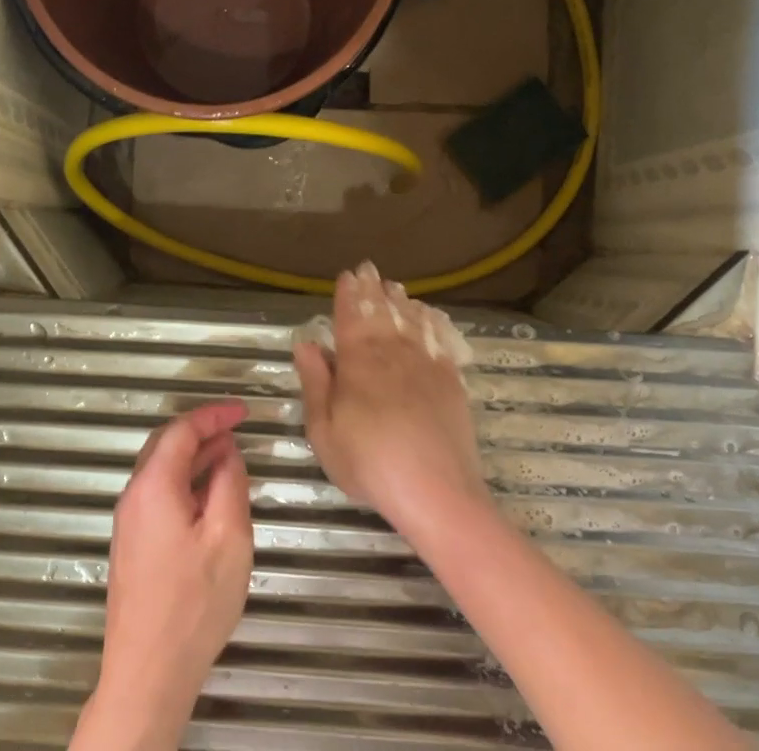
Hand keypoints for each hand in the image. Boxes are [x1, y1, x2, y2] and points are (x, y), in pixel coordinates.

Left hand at [72, 403, 253, 750]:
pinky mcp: (132, 546)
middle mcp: (133, 498)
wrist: (148, 668)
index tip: (243, 411)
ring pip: (160, 472)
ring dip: (194, 458)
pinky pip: (158, 497)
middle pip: (164, 446)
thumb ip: (229, 484)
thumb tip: (227, 454)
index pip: (181, 430)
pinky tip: (209, 498)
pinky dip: (185, 483)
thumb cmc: (194, 602)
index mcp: (154, 486)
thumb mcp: (229, 536)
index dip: (214, 415)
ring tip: (229, 458)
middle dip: (201, 431)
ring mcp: (128, 524)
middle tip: (236, 429)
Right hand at [293, 262, 489, 532]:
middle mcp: (394, 351)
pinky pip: (439, 338)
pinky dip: (431, 322)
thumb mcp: (323, 431)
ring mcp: (427, 364)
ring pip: (412, 320)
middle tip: (369, 269)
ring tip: (394, 288)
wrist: (436, 490)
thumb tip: (307, 344)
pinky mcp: (451, 380)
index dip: (349, 294)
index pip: (351, 315)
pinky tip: (429, 317)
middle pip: (383, 311)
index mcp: (358, 360)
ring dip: (401, 301)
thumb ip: (315, 383)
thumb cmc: (369, 463)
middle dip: (374, 289)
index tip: (348, 275)